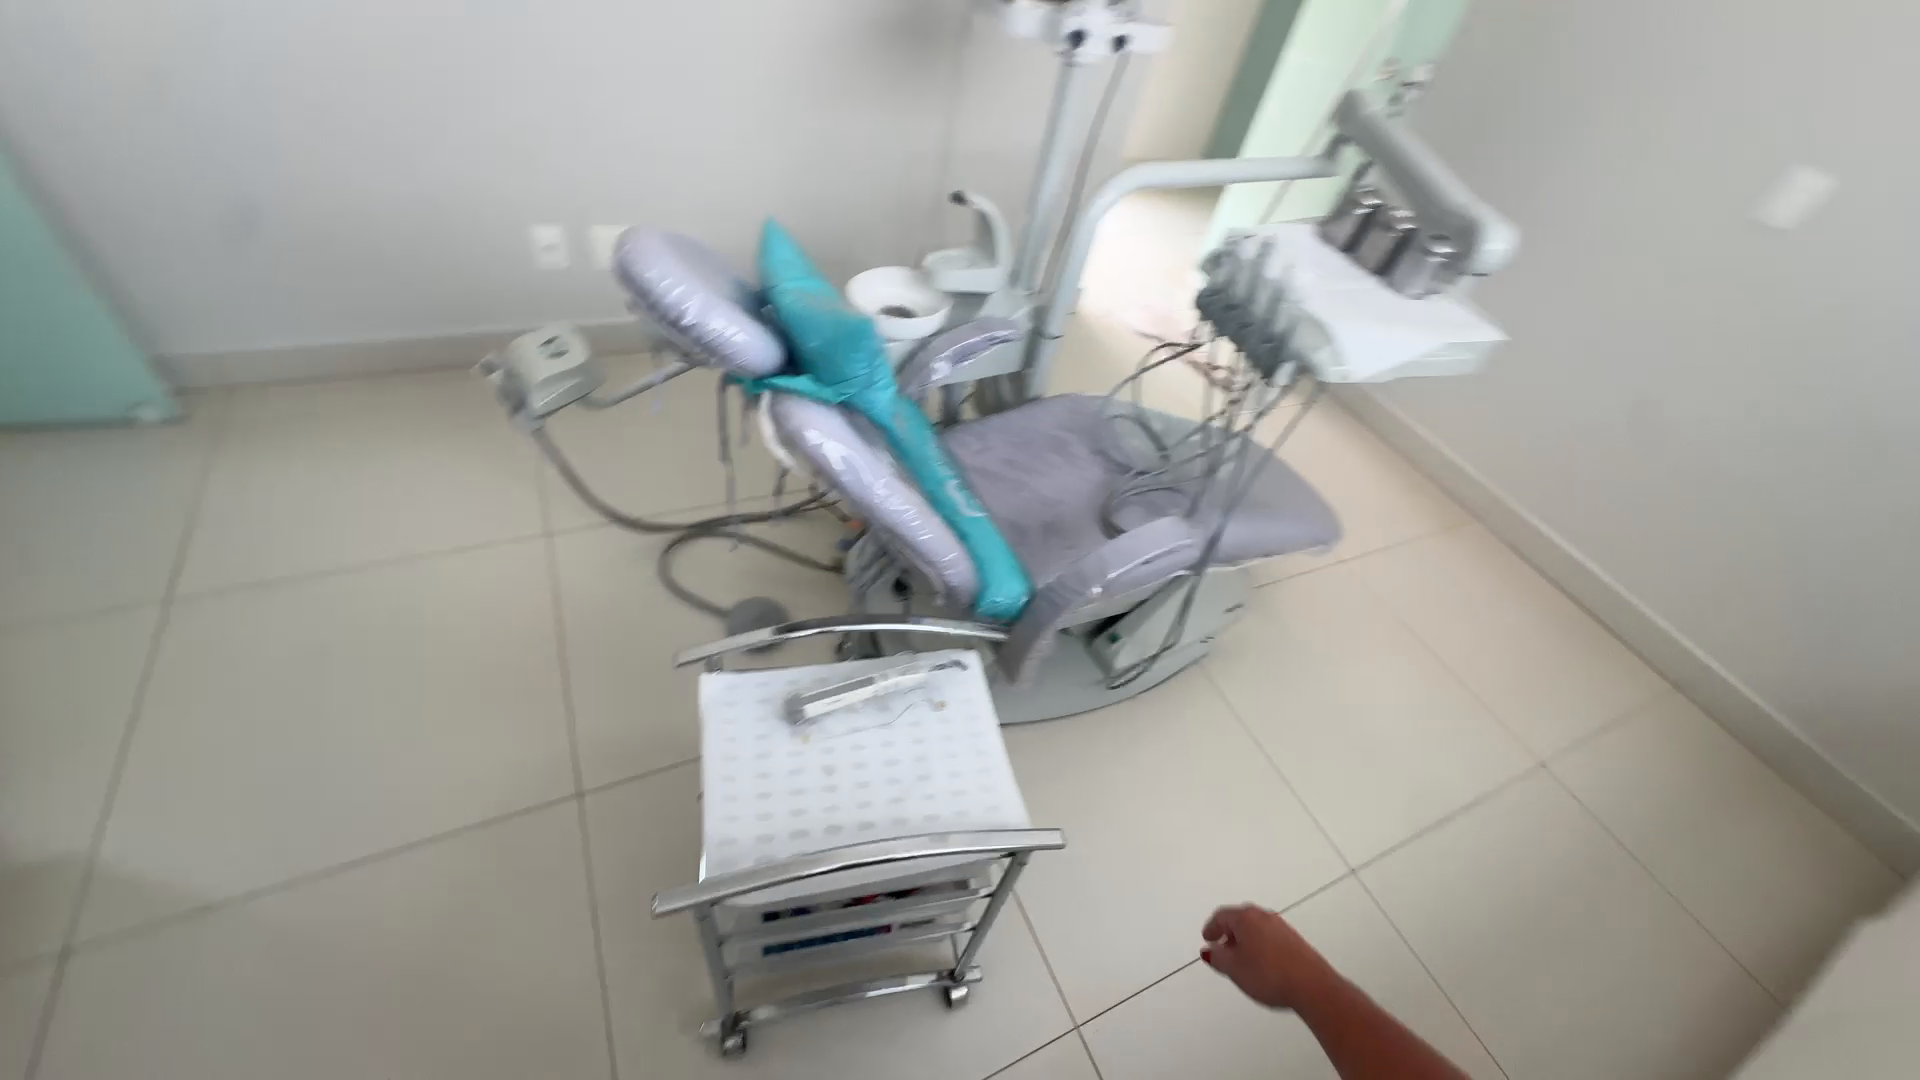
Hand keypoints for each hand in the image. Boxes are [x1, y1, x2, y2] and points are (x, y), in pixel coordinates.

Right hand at [1201, 904, 1337, 1010]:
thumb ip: (1218, 957)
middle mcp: (1263, 916)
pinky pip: (1269, 936)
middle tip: (1222, 948)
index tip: (1207, 939)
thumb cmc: (1268, 974)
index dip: (1211, 927)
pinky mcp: (1295, 940)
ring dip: (1245, 940)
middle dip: (1228, 933)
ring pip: (1256, 928)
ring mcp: (1281, 927)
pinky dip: (1260, 944)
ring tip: (1242, 959)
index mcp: (1245, 918)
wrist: (1313, 986)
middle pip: (1239, 919)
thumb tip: (1210, 950)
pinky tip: (1262, 963)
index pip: (1221, 916)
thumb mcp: (1234, 969)